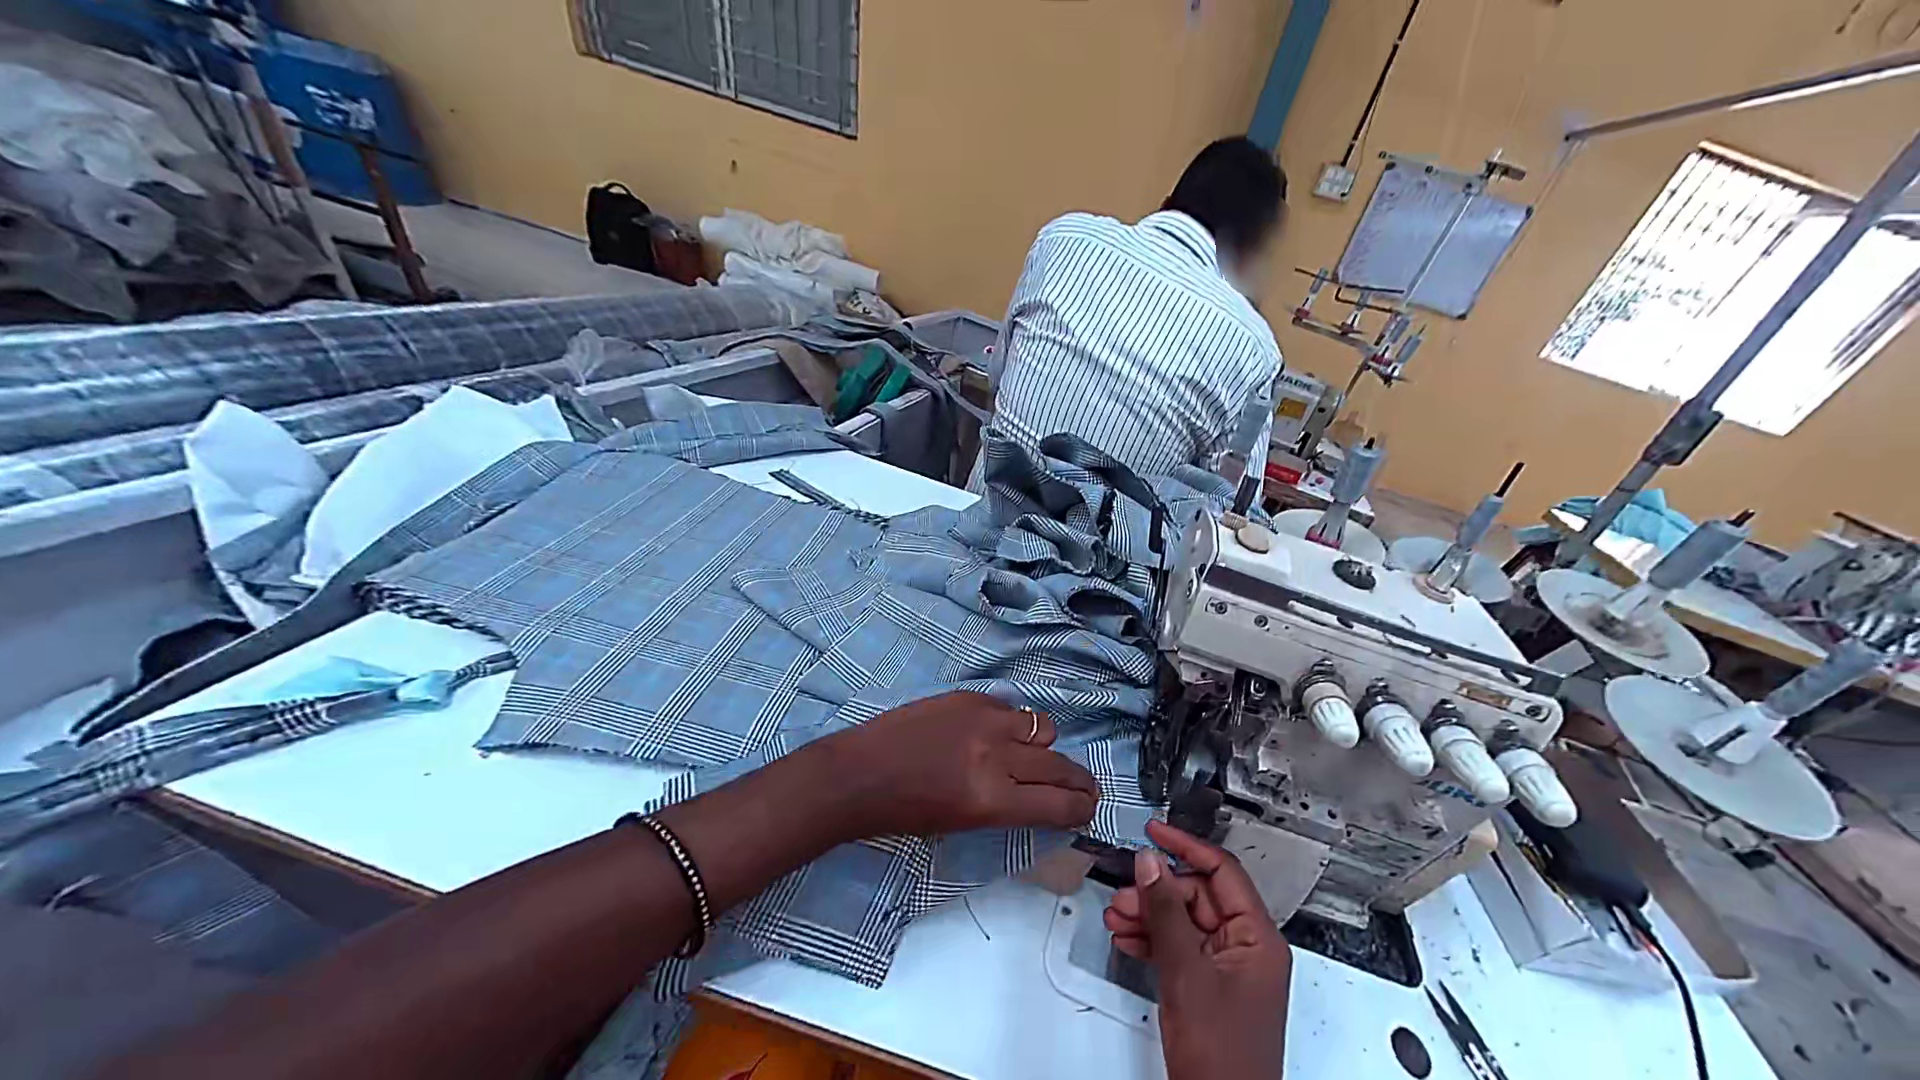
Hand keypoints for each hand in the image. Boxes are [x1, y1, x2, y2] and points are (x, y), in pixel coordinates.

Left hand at [807, 691, 1099, 838]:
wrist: (860, 773)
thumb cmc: (904, 813)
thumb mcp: (963, 823)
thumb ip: (1009, 806)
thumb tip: (1043, 797)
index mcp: (993, 799)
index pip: (1059, 803)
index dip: (1081, 808)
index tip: (1086, 807)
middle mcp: (996, 756)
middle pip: (1060, 766)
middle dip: (1078, 780)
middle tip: (1082, 787)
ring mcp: (983, 720)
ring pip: (1042, 726)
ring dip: (1043, 744)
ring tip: (1029, 754)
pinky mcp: (968, 696)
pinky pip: (1009, 708)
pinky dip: (1009, 723)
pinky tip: (991, 733)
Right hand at [1104, 820, 1291, 1079]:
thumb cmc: (1223, 1059)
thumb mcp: (1185, 971)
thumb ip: (1165, 912)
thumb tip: (1150, 864)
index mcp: (1258, 938)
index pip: (1222, 871)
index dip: (1186, 846)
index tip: (1156, 832)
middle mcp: (1246, 947)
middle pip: (1197, 895)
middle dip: (1157, 891)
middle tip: (1126, 891)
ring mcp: (1226, 966)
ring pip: (1183, 919)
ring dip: (1149, 914)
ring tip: (1119, 916)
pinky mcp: (1207, 983)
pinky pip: (1178, 943)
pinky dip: (1152, 937)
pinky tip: (1129, 937)